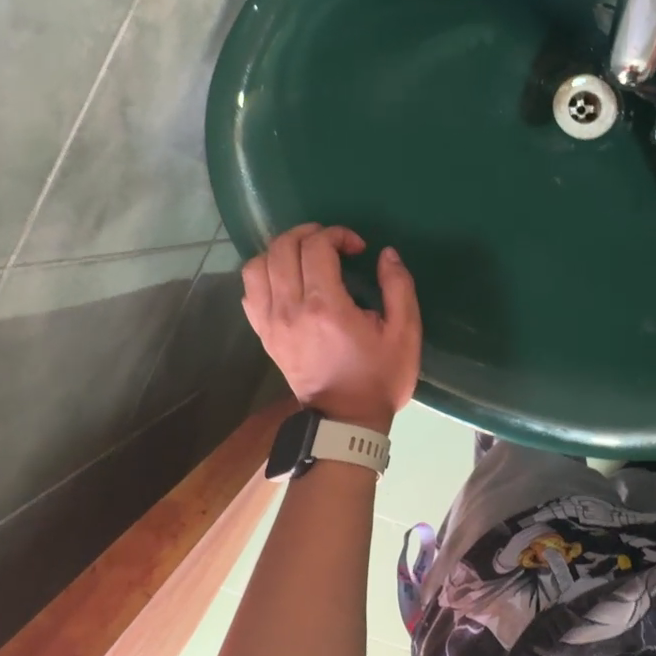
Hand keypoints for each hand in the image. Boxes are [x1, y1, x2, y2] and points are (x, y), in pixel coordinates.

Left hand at [240, 223, 420, 433]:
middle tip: (334, 244)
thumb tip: (386, 254)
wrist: (345, 422)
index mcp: (326, 306)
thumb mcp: (405, 333)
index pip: (316, 246)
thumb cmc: (379, 377)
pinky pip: (250, 292)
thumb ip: (399, 287)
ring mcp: (271, 323)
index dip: (338, 235)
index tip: (358, 248)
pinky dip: (265, 275)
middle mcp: (291, 309)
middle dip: (310, 234)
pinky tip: (288, 280)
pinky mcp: (264, 335)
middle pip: (282, 248)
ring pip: (257, 266)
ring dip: (282, 251)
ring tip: (307, 257)